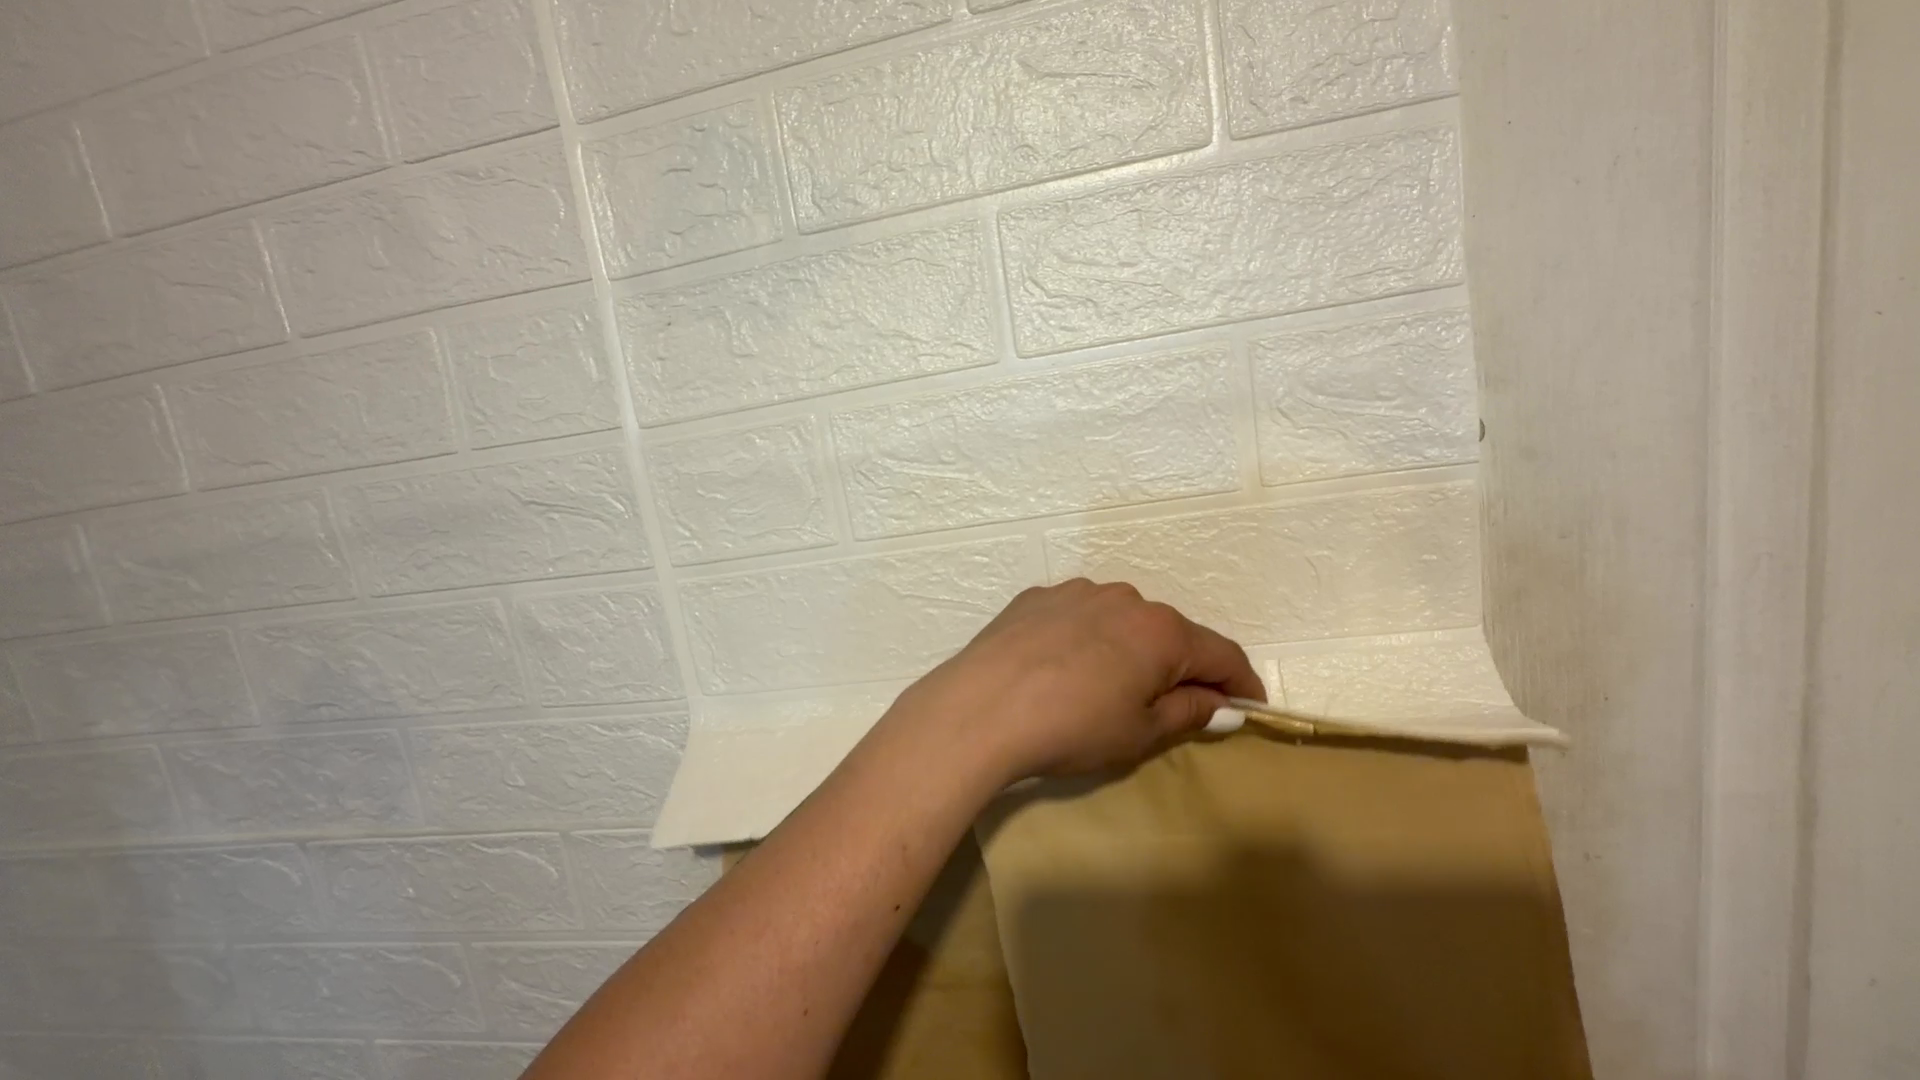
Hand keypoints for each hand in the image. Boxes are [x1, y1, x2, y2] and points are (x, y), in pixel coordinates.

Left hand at [882, 579, 1265, 785]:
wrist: (979, 709)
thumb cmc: (1072, 729)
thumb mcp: (1140, 733)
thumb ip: (1189, 712)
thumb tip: (1221, 701)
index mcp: (1162, 631)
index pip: (1222, 653)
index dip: (1241, 683)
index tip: (1248, 706)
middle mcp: (1125, 599)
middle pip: (1170, 634)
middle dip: (1181, 667)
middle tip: (1174, 706)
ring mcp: (1076, 591)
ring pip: (1121, 621)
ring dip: (1130, 649)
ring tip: (1107, 689)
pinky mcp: (1035, 597)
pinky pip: (1078, 616)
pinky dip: (1086, 639)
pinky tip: (1062, 669)